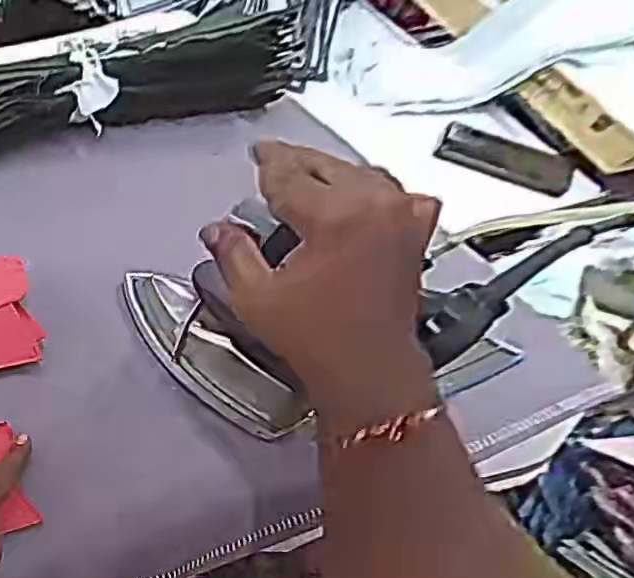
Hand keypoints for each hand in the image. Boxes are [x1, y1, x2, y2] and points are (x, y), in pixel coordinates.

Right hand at [201, 141, 441, 428]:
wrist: (366, 366)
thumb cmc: (322, 342)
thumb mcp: (256, 299)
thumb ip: (233, 255)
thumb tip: (218, 231)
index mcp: (337, 217)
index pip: (291, 176)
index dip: (267, 165)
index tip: (257, 155)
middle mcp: (378, 205)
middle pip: (327, 164)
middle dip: (296, 161)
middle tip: (273, 158)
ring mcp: (403, 214)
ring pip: (359, 171)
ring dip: (329, 170)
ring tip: (305, 175)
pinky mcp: (415, 229)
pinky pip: (391, 189)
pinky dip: (366, 186)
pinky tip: (352, 193)